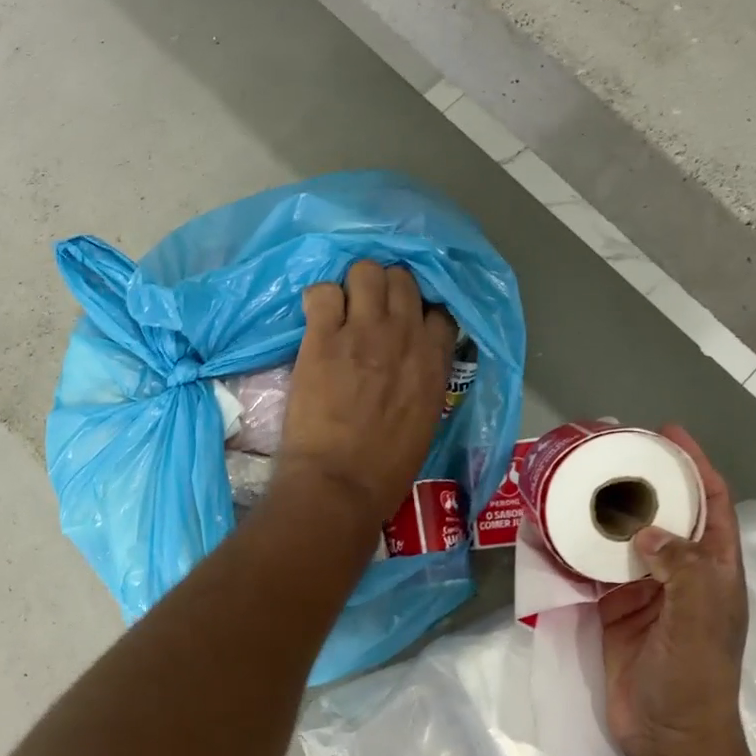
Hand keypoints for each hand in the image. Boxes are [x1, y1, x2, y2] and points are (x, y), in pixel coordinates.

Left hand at [275, 260, 456, 524]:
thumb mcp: (425, 421)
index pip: (439, 310)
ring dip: (354, 287)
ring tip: (342, 311)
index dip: (420, 311)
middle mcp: (404, 336)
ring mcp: (363, 331)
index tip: (405, 323)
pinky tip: (316, 321)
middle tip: (368, 312)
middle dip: (386, 291)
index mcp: (434, 362)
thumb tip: (412, 364)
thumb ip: (424, 381)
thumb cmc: (386, 470)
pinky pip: (323, 291)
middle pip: (402, 279)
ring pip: (365, 271)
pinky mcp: (323, 337)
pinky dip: (319, 300)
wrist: (340, 484)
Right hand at [597, 426, 749, 755]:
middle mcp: (681, 575)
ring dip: (604, 515)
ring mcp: (644, 594)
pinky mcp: (612, 613)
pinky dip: (575, 553)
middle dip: (644, 482)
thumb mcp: (699, 616)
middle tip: (610, 455)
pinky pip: (592, 574)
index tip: (668, 434)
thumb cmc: (694, 675)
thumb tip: (645, 530)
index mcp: (714, 570)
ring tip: (577, 485)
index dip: (696, 466)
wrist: (667, 737)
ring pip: (625, 541)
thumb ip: (680, 567)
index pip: (713, 504)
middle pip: (666, 515)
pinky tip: (553, 534)